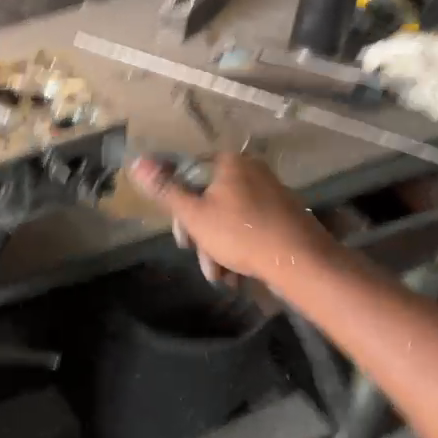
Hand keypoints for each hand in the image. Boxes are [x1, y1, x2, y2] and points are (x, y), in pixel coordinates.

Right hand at [128, 153, 336, 284]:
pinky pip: (250, 225)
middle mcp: (252, 170)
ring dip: (217, 247)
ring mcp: (272, 192)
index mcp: (229, 163)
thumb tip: (136, 161)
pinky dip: (239, 246)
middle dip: (201, 234)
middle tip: (199, 257)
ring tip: (220, 276)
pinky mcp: (285, 214)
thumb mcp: (193, 214)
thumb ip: (164, 188)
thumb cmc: (241, 234)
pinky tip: (236, 272)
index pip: (188, 174)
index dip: (178, 206)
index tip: (181, 235)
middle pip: (209, 199)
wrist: (301, 262)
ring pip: (229, 217)